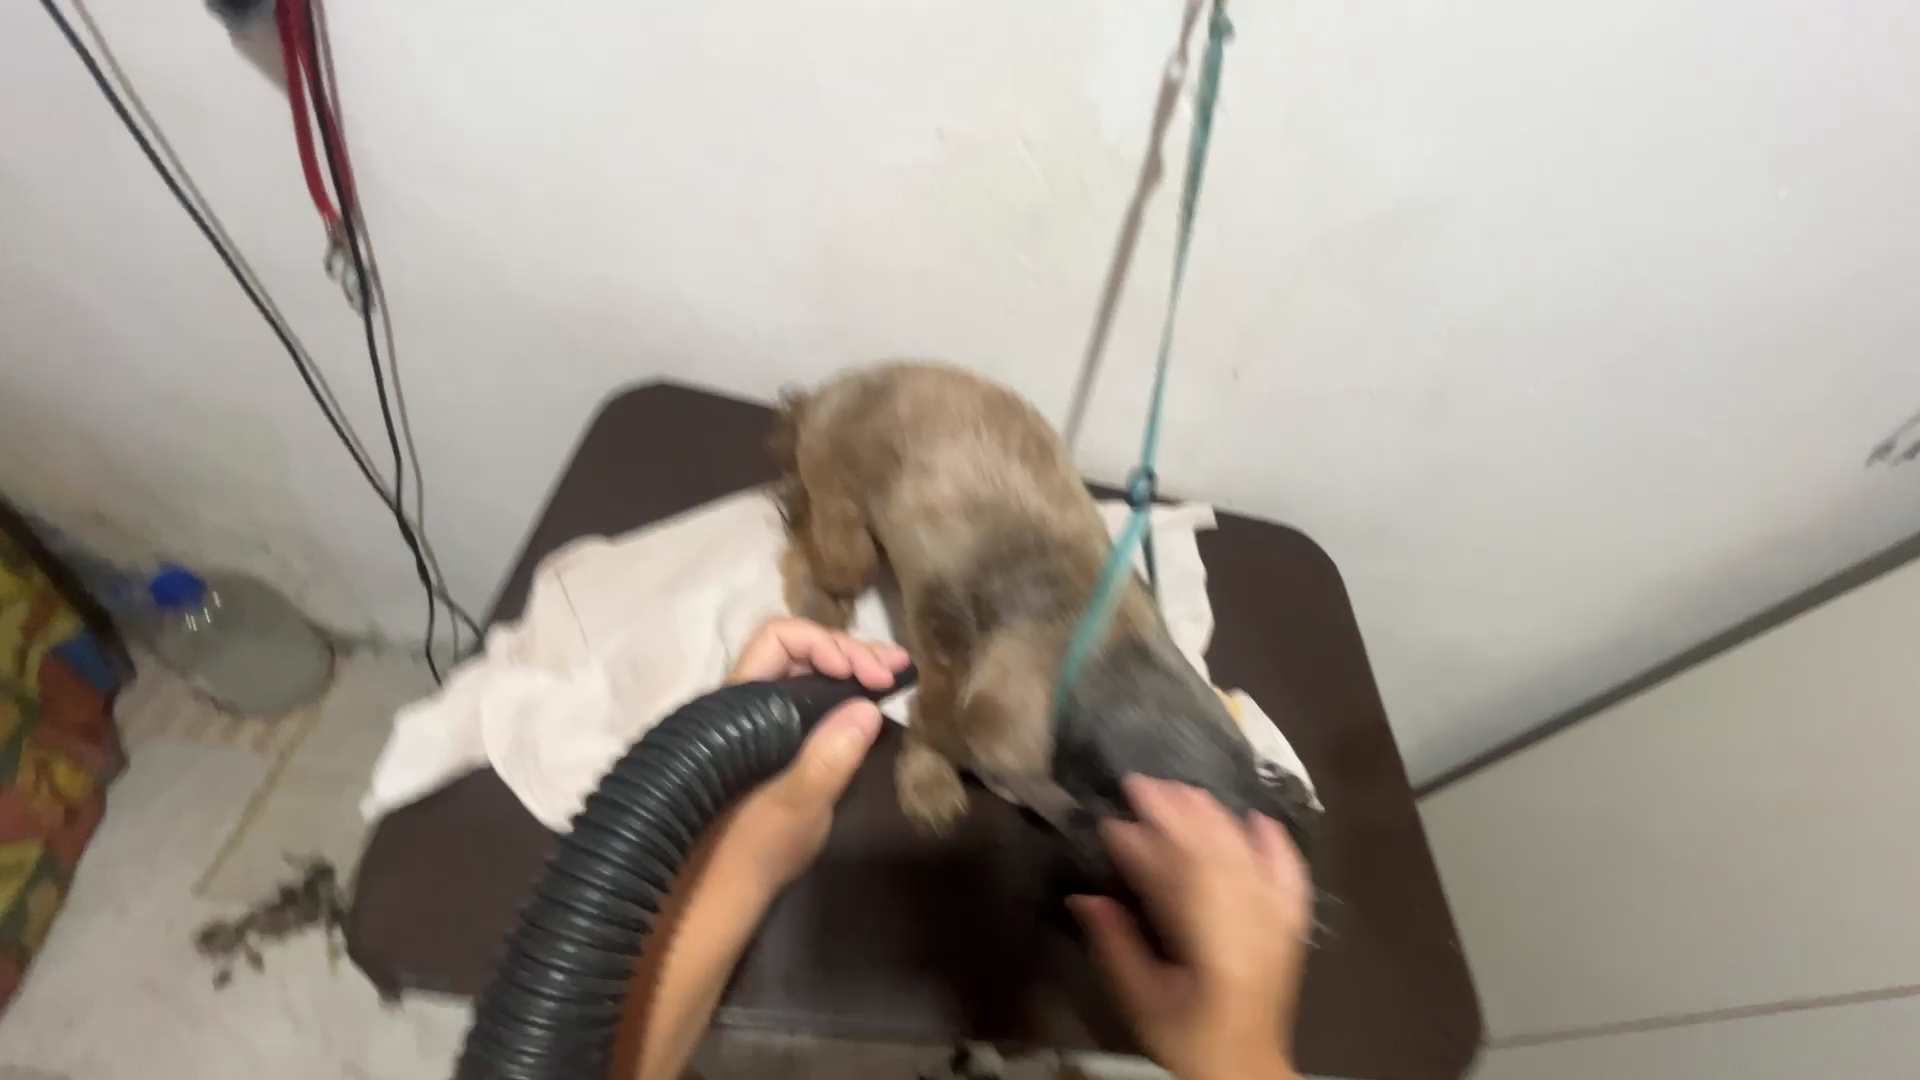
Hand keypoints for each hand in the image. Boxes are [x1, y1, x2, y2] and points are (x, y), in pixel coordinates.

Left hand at [710, 618, 909, 900]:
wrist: (718, 894)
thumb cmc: (751, 852)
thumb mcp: (796, 809)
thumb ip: (828, 759)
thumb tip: (867, 707)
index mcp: (740, 703)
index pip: (780, 639)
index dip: (826, 644)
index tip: (867, 674)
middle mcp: (749, 699)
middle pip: (800, 648)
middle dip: (850, 651)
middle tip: (897, 668)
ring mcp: (764, 717)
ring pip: (809, 670)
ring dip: (853, 666)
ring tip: (897, 671)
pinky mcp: (779, 737)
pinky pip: (813, 696)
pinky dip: (847, 691)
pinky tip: (873, 697)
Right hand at [1070, 777, 1311, 1079]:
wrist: (1246, 1072)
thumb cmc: (1187, 1038)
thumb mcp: (1141, 1001)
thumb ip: (1115, 946)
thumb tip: (1083, 895)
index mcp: (1213, 949)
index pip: (1177, 881)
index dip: (1142, 847)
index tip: (1109, 823)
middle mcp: (1251, 928)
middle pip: (1214, 855)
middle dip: (1174, 813)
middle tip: (1139, 783)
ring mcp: (1276, 925)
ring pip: (1245, 856)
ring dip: (1213, 817)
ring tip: (1181, 788)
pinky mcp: (1290, 927)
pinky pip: (1290, 877)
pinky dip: (1277, 845)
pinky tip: (1259, 818)